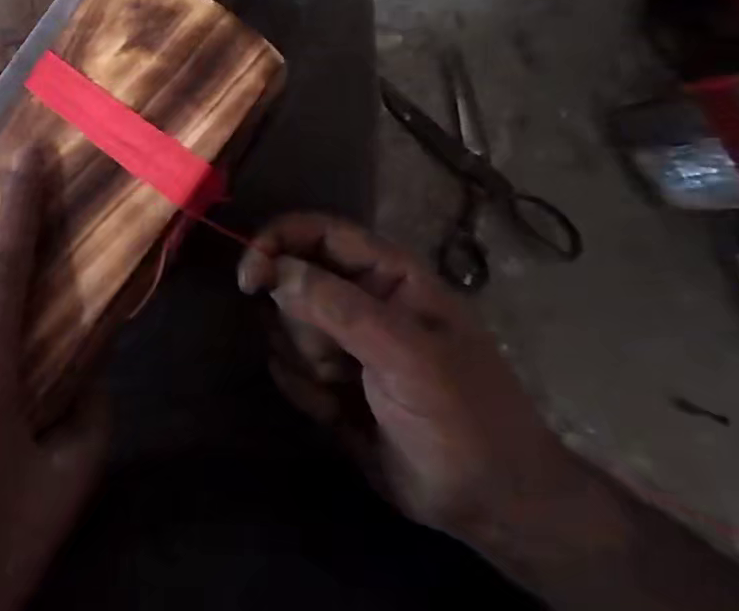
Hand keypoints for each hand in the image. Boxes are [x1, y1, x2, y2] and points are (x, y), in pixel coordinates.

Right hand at [236, 213, 578, 538]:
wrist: (490, 508)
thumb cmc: (465, 420)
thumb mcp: (408, 358)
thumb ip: (340, 307)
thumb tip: (275, 270)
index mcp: (388, 274)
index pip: (316, 230)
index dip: (275, 242)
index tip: (248, 279)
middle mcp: (359, 297)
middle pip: (288, 279)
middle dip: (298, 323)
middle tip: (333, 360)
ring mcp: (340, 339)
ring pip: (280, 324)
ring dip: (303, 360)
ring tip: (344, 390)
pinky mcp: (325, 377)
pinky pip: (283, 365)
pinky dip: (303, 389)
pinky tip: (337, 411)